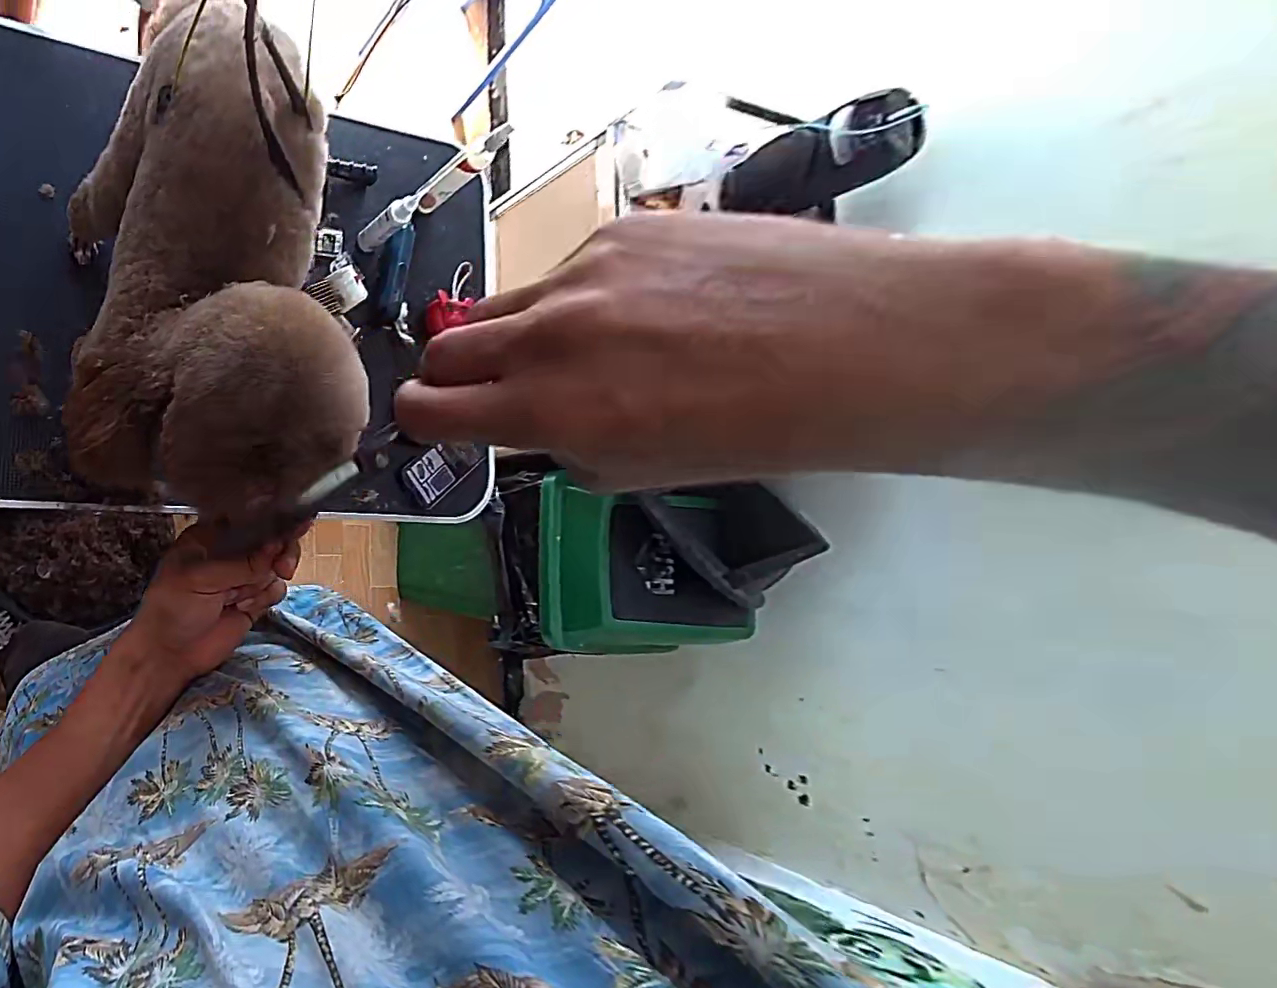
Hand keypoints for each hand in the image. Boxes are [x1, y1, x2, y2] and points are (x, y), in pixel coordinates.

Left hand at [111, 522, 302, 689]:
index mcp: (208, 537)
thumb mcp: (199, 578)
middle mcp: (228, 553)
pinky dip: (267, 597)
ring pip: (275, 565)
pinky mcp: (253, 600)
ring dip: (268, 579)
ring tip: (247, 596)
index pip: (245, 520)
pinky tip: (245, 608)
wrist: (169, 654)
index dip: (268, 522)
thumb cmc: (172, 608)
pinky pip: (275, 589)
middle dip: (279, 551)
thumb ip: (240, 564)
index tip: (288, 527)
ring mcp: (242, 577)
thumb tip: (275, 548)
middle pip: (268, 540)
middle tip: (284, 566)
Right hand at [395, 212, 1130, 488]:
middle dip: (449, 376)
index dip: (418, 418)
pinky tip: (636, 312)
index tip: (427, 420)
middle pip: (444, 346)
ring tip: (573, 353)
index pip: (427, 407)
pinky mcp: (622, 229)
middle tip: (483, 392)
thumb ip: (550, 445)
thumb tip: (520, 424)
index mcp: (544, 409)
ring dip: (510, 338)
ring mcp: (581, 272)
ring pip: (501, 307)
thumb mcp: (624, 470)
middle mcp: (545, 335)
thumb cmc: (742, 435)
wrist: (858, 346)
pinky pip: (563, 275)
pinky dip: (574, 302)